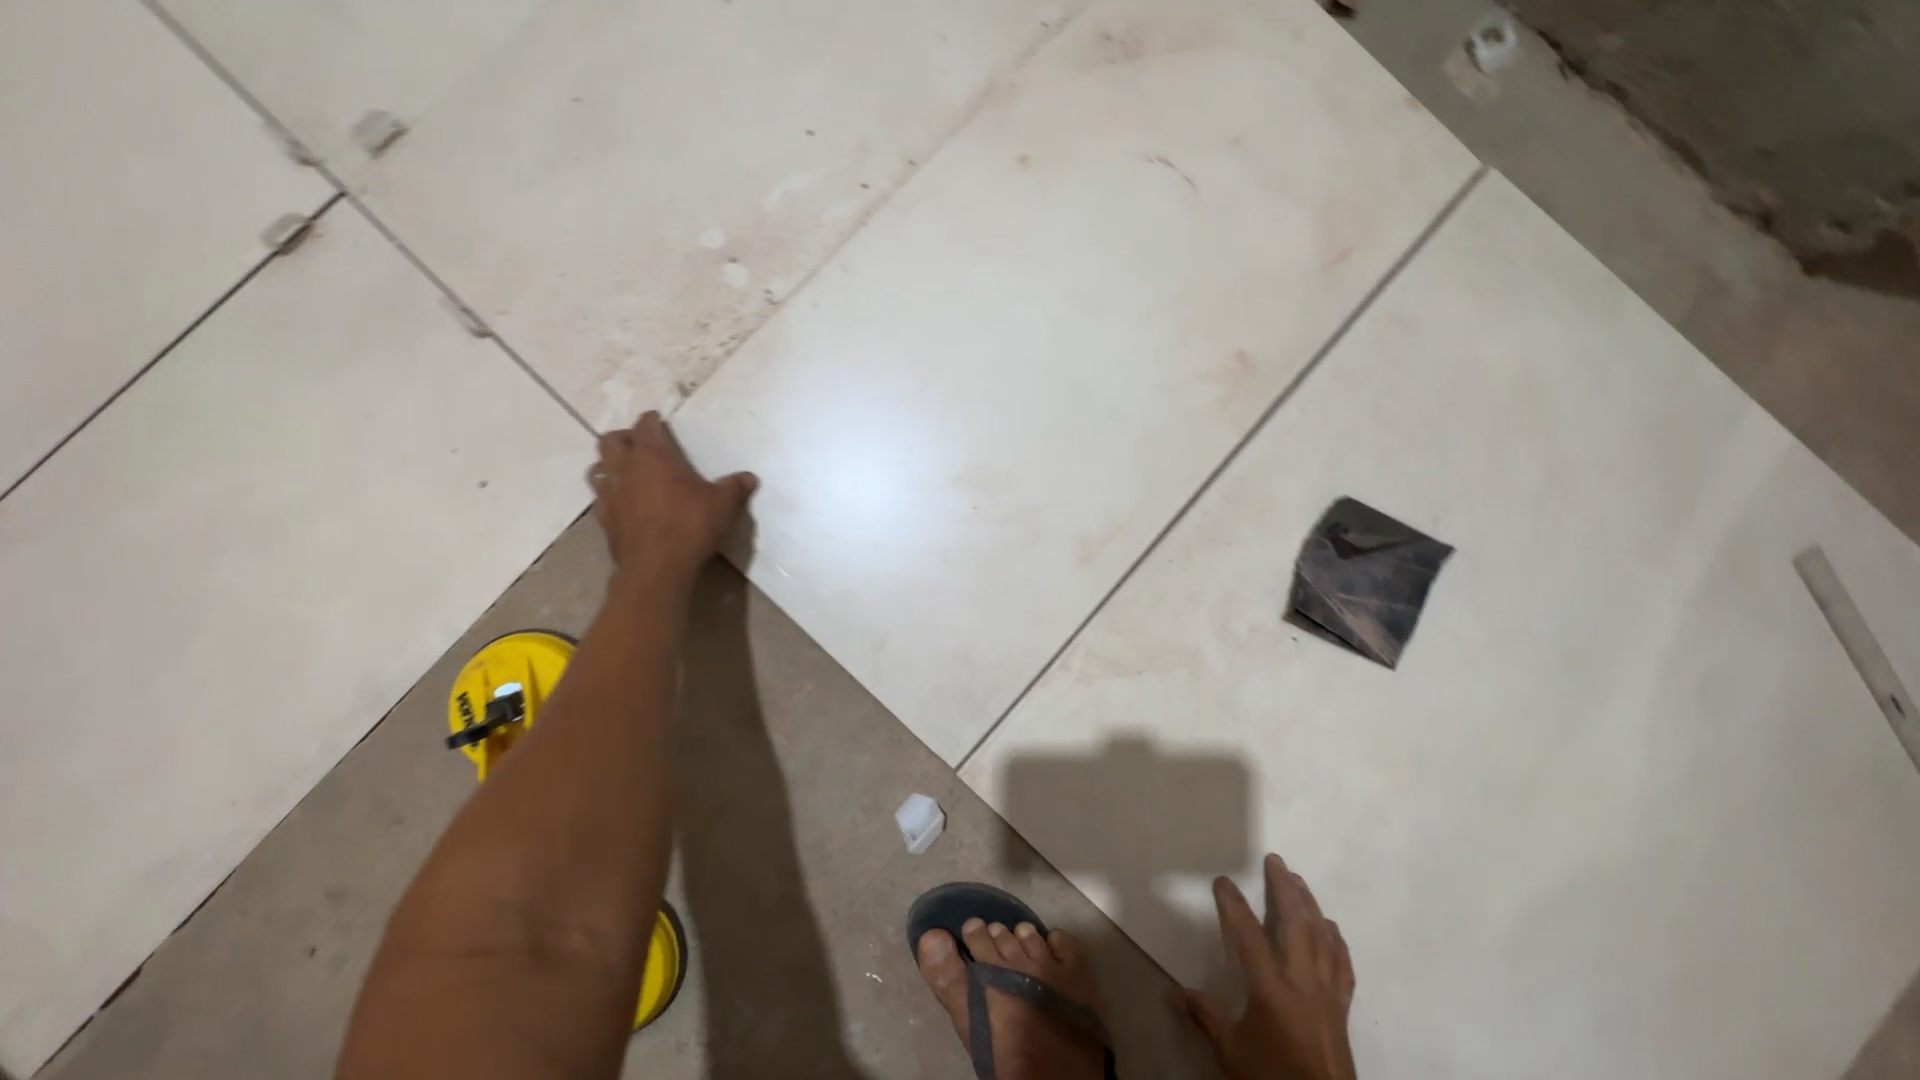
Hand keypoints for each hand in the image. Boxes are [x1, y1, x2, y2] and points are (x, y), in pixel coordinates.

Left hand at [588, 411, 756, 586]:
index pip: (645, 425)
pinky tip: (622, 502)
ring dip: (608, 464)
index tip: (658, 420)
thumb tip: (750, 478)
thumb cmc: (690, 527)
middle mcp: (625, 468)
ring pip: (597, 467)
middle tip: (639, 444)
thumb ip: (735, 487)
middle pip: (610, 440)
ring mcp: (610, 493)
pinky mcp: (603, 519)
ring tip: (624, 471)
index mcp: (653, 455)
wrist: (656, 568)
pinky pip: (599, 497)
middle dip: (623, 438)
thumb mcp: (723, 505)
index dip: (651, 420)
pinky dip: (608, 493)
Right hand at [1180, 854, 1356, 1079]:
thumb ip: (1206, 1017)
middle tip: (1274, 861)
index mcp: (1270, 990)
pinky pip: (1342, 965)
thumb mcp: (1231, 1053)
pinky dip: (1335, 941)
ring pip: (1321, 937)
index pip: (1248, 936)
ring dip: (1310, 905)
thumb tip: (1176, 992)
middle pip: (1295, 924)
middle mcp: (1302, 982)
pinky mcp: (1342, 1009)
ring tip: (1299, 881)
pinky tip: (1330, 928)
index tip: (1223, 880)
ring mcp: (1327, 994)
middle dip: (1284, 889)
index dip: (1233, 905)